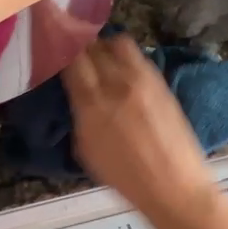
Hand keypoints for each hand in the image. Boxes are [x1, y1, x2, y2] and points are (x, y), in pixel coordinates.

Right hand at [64, 36, 221, 226]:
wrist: (174, 185)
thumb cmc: (123, 175)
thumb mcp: (85, 147)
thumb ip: (78, 113)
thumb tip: (75, 92)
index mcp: (92, 103)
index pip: (71, 59)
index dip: (60, 49)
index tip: (53, 48)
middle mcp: (117, 84)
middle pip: (93, 45)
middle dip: (79, 44)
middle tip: (71, 50)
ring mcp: (143, 81)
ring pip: (118, 43)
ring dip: (103, 45)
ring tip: (97, 57)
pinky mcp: (162, 83)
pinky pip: (138, 56)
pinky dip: (123, 57)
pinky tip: (119, 69)